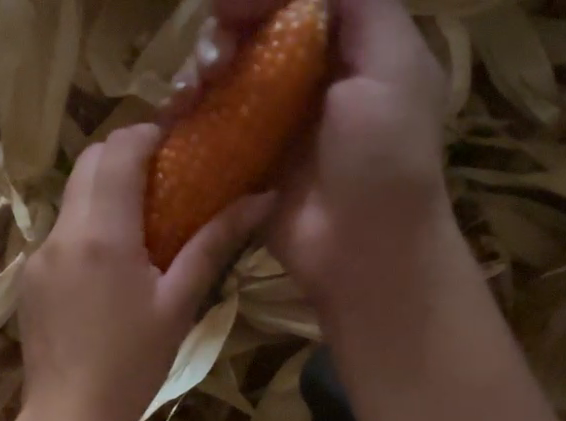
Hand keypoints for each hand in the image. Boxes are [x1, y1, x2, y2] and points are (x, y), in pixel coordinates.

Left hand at [17, 124, 267, 420]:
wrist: (69, 418)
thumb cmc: (131, 367)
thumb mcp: (178, 305)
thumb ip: (213, 244)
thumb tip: (260, 197)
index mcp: (102, 232)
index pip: (119, 148)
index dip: (148, 135)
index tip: (176, 146)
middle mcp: (62, 233)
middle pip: (88, 163)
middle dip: (124, 158)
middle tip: (162, 183)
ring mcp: (37, 257)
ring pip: (70, 200)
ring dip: (103, 197)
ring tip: (138, 231)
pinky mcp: (27, 281)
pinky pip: (58, 237)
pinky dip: (84, 233)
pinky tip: (107, 272)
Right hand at [197, 0, 450, 305]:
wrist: (364, 250)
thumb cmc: (386, 156)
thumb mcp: (391, 63)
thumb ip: (360, 5)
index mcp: (350, 50)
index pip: (296, 4)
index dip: (258, 0)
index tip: (225, 6)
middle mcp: (308, 83)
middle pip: (254, 38)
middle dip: (224, 37)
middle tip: (211, 59)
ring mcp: (274, 127)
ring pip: (225, 82)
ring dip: (200, 77)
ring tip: (189, 93)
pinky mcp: (246, 167)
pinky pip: (210, 132)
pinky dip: (188, 121)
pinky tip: (175, 119)